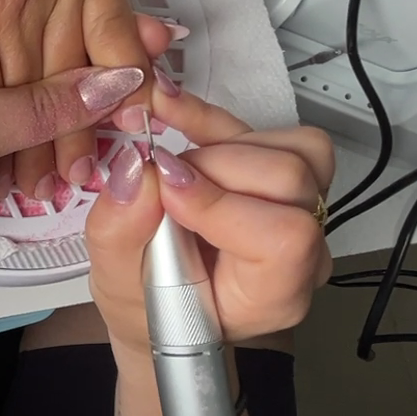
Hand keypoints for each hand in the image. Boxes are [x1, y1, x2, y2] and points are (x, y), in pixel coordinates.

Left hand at [0, 0, 150, 199]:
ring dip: (86, 125)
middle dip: (43, 151)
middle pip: (27, 95)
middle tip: (51, 194)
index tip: (2, 186)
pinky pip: (114, 26)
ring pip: (73, 71)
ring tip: (91, 170)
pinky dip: (128, 67)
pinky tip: (136, 104)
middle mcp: (4, 2)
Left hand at [0, 48, 145, 288]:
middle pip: (46, 64)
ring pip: (45, 96)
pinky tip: (108, 128)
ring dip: (92, 110)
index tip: (148, 64)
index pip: (33, 37)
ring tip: (149, 109)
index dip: (92, 53)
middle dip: (103, 81)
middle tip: (160, 93)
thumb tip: (110, 87)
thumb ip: (33, 108)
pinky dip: (68, 133)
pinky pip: (33, 130)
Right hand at [85, 90, 335, 349]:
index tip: (163, 188)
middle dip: (213, 166)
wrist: (160, 304)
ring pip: (295, 150)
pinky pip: (267, 131)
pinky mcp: (279, 179)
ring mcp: (301, 213)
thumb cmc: (143, 306)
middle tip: (157, 178)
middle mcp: (303, 255)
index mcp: (270, 295)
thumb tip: (135, 168)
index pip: (282, 237)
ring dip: (221, 145)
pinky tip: (169, 108)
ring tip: (170, 165)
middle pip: (291, 181)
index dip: (221, 202)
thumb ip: (120, 231)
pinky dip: (212, 116)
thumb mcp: (113, 283)